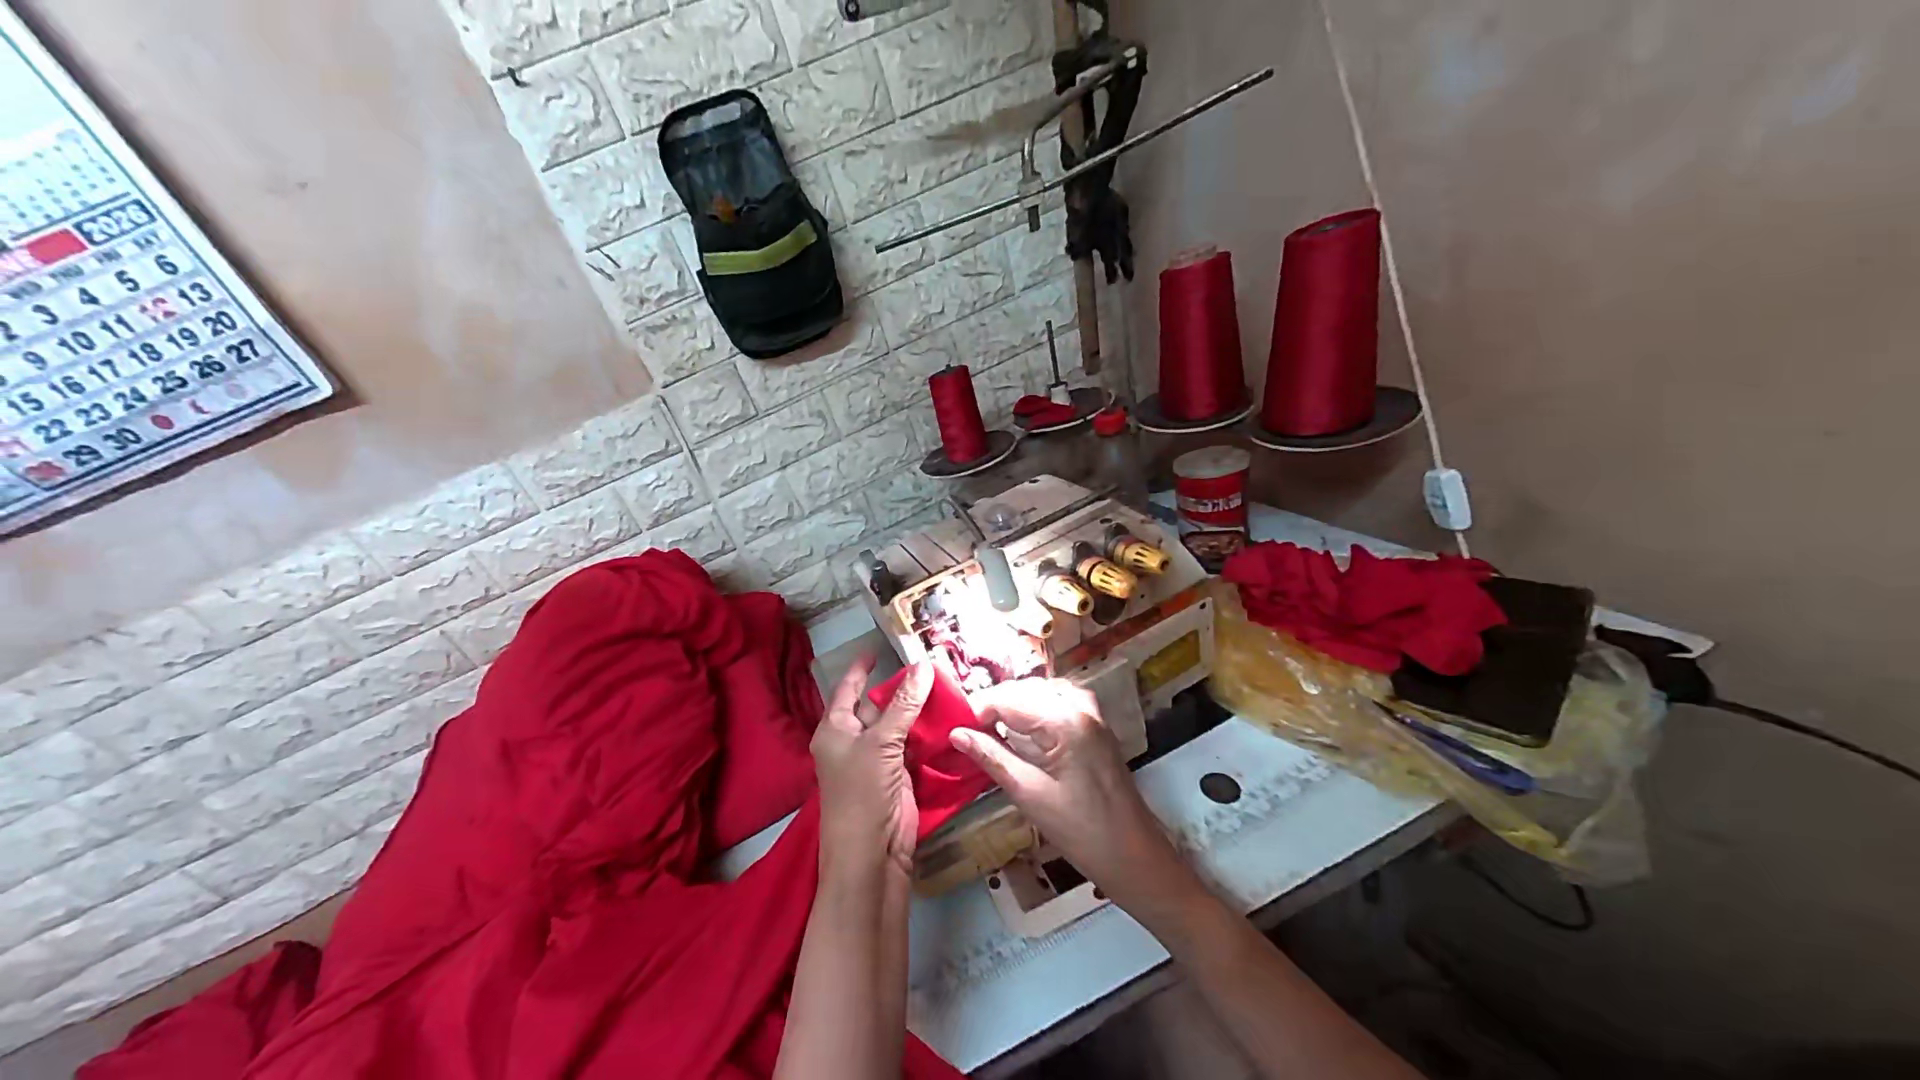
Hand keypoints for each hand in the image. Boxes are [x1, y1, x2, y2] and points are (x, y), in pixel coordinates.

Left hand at [810, 656, 930, 875]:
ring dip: (918, 709)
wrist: (872, 853)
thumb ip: (904, 704)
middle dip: (900, 687)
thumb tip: (924, 665)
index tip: (877, 649)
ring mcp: (876, 758)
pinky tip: (947, 715)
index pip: (847, 689)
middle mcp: (853, 740)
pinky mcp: (898, 774)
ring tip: (945, 683)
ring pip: (898, 724)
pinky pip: (912, 744)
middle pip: (877, 705)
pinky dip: (927, 732)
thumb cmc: (862, 793)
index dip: (861, 669)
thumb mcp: (881, 744)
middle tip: (930, 664)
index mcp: (835, 729)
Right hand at [948, 679, 1189, 907]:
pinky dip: (1037, 708)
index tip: (955, 729)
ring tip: (990, 729)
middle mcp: (1080, 706)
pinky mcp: (1096, 726)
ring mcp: (1092, 714)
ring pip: (1042, 692)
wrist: (1133, 854)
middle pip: (1025, 689)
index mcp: (1065, 720)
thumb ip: (992, 757)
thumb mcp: (1029, 794)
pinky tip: (1023, 728)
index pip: (1009, 698)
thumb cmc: (1080, 830)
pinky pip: (1060, 702)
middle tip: (968, 731)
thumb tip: (957, 733)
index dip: (978, 709)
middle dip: (994, 705)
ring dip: (1015, 705)